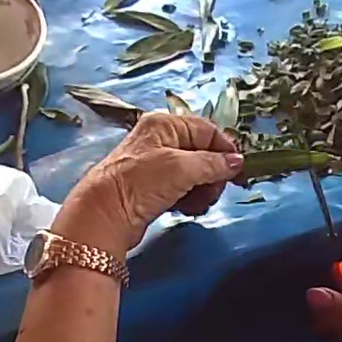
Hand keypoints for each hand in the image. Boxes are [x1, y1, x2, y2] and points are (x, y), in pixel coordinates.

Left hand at [52, 113, 242, 252]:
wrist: (104, 216)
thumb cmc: (140, 184)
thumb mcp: (182, 168)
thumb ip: (213, 164)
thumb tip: (237, 162)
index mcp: (165, 124)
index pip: (207, 130)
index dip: (224, 151)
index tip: (237, 172)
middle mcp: (159, 141)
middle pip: (202, 154)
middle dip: (212, 175)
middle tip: (212, 192)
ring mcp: (155, 167)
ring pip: (193, 175)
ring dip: (202, 190)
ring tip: (197, 204)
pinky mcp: (152, 190)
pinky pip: (181, 190)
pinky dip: (189, 199)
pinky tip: (188, 209)